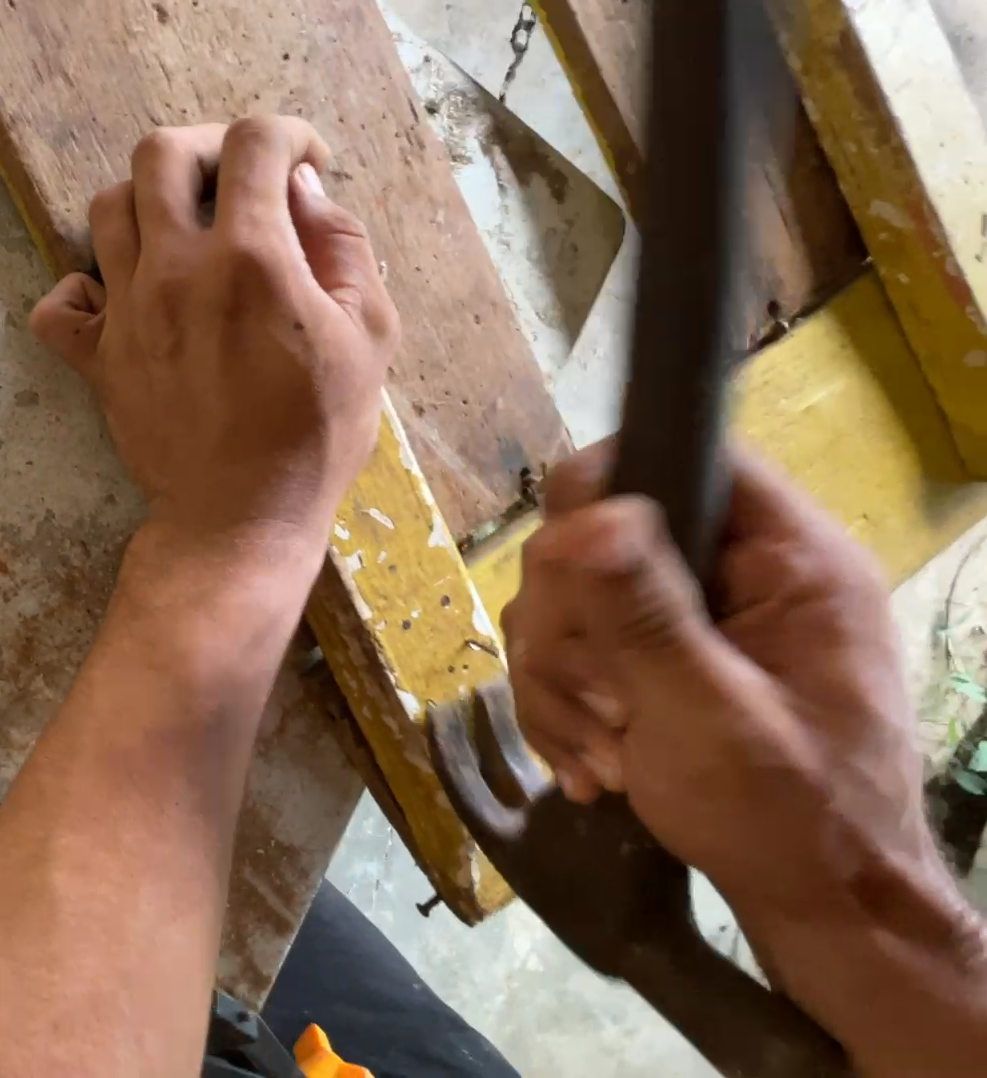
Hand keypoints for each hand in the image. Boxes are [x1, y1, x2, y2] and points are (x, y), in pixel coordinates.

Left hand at [29, 117, 398, 550]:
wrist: (238, 517)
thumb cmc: (314, 436)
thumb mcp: (368, 339)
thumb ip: (342, 249)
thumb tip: (302, 189)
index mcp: (252, 262)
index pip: (254, 144)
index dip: (287, 135)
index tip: (302, 167)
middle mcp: (177, 273)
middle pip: (158, 156)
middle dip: (203, 149)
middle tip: (233, 184)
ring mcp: (127, 316)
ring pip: (104, 212)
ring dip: (143, 205)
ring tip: (178, 234)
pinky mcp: (96, 361)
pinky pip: (56, 308)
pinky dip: (76, 291)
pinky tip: (114, 298)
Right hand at [502, 442, 940, 934]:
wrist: (804, 898)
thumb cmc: (787, 813)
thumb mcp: (710, 715)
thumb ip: (646, 616)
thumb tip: (590, 517)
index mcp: (780, 562)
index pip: (682, 458)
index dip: (606, 485)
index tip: (562, 561)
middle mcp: (723, 573)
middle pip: (588, 539)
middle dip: (567, 629)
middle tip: (602, 701)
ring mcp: (675, 615)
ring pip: (555, 602)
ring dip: (555, 681)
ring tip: (602, 748)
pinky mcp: (636, 653)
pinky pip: (551, 650)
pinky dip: (554, 705)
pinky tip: (589, 757)